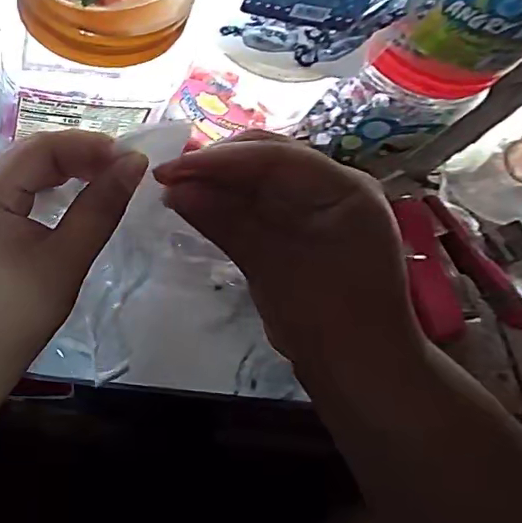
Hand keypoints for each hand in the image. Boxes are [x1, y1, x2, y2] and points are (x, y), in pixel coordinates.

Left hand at [0, 130, 145, 380]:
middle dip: (76, 153)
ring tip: (105, 175)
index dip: (85, 146)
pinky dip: (48, 186)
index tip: (128, 157)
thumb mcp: (68, 257)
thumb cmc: (23, 309)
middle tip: (121, 166)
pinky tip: (75, 193)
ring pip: (24, 170)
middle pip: (29, 153)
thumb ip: (100, 206)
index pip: (38, 148)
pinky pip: (18, 190)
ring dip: (64, 167)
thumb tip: (134, 163)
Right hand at [154, 131, 420, 369]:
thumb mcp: (272, 268)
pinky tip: (194, 205)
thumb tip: (174, 190)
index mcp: (343, 190)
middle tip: (164, 178)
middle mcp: (333, 187)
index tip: (167, 172)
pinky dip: (224, 202)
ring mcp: (316, 206)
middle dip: (214, 164)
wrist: (358, 365)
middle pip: (266, 157)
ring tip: (171, 190)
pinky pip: (256, 202)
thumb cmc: (326, 318)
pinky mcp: (297, 226)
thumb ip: (226, 223)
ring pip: (257, 177)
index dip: (217, 160)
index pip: (273, 158)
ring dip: (214, 181)